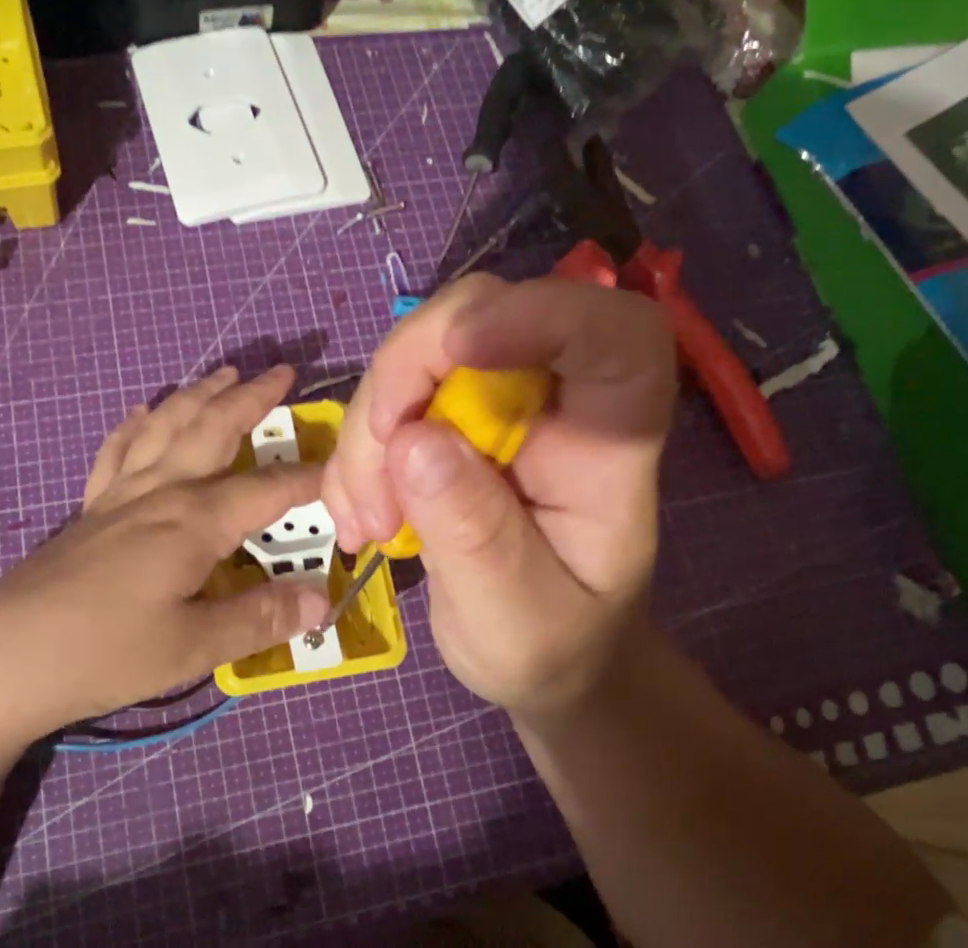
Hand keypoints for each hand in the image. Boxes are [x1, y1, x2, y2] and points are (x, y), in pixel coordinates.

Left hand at [0, 365, 330, 743]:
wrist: (5, 657)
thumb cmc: (105, 653)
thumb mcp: (193, 646)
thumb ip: (260, 618)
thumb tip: (323, 600)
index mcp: (193, 521)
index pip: (267, 490)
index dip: (310, 479)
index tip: (346, 470)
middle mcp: (160, 492)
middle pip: (211, 429)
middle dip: (250, 398)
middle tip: (282, 371)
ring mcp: (119, 496)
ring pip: (164, 426)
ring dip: (197, 395)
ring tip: (221, 373)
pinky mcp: (89, 509)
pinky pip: (116, 451)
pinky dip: (133, 424)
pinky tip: (139, 409)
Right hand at [324, 274, 676, 719]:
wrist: (546, 656)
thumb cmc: (555, 645)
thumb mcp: (519, 620)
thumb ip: (475, 538)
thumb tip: (411, 441)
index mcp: (611, 442)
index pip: (612, 335)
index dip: (543, 312)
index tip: (459, 346)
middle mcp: (558, 400)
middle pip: (486, 313)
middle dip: (407, 375)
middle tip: (372, 469)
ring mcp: (498, 398)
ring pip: (420, 350)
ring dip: (369, 426)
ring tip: (364, 523)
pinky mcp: (449, 411)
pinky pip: (389, 392)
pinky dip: (358, 445)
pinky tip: (356, 513)